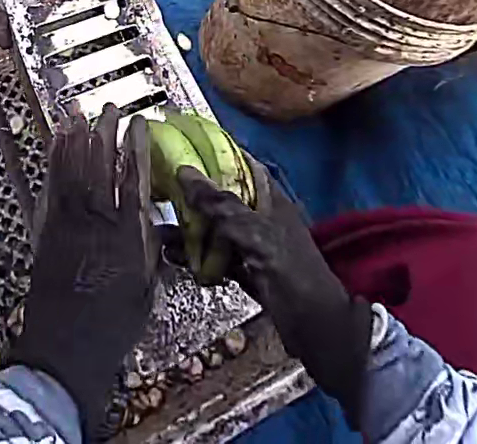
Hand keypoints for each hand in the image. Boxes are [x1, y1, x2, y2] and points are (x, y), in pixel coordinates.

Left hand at [9, 106, 158, 428]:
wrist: (66, 348)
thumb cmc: (114, 321)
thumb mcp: (146, 284)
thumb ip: (147, 242)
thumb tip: (149, 211)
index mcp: (127, 233)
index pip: (134, 177)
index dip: (136, 146)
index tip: (139, 123)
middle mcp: (97, 220)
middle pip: (101, 164)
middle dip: (105, 131)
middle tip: (109, 107)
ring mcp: (68, 220)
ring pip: (73, 167)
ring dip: (76, 137)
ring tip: (78, 112)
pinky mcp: (47, 227)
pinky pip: (51, 184)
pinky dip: (54, 160)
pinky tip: (56, 144)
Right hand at [178, 163, 372, 425]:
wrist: (319, 331)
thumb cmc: (292, 273)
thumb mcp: (256, 234)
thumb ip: (220, 205)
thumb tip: (185, 171)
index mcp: (266, 194)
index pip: (235, 160)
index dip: (208, 150)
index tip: (176, 144)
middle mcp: (257, 211)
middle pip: (218, 193)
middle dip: (189, 192)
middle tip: (156, 189)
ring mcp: (251, 240)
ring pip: (213, 225)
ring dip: (187, 227)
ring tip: (157, 230)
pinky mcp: (245, 267)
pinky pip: (214, 253)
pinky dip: (195, 254)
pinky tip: (171, 255)